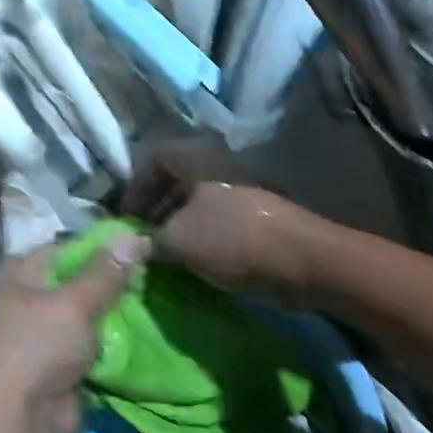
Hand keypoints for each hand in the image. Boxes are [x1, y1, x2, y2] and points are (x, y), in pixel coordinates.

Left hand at [0, 237, 147, 432]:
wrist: (17, 413)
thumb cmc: (39, 349)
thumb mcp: (77, 305)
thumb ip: (106, 274)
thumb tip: (136, 236)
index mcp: (12, 276)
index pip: (61, 250)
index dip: (100, 251)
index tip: (139, 258)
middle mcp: (15, 301)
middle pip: (70, 285)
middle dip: (108, 288)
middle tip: (149, 289)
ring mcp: (29, 336)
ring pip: (78, 319)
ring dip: (108, 321)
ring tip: (146, 316)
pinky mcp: (45, 365)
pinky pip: (81, 347)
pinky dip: (102, 347)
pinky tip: (129, 346)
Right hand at [124, 140, 314, 299]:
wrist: (306, 263)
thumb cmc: (235, 242)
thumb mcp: (179, 241)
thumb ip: (151, 241)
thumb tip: (136, 245)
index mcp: (198, 160)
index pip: (153, 158)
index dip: (134, 187)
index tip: (126, 219)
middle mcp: (224, 174)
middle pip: (181, 189)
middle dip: (161, 216)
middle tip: (148, 247)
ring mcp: (249, 204)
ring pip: (207, 216)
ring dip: (189, 238)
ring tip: (175, 265)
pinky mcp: (268, 231)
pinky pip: (232, 236)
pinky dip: (216, 252)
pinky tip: (209, 274)